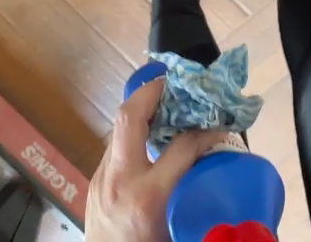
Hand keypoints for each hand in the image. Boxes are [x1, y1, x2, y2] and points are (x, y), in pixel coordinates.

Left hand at [85, 78, 225, 241]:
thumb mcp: (180, 230)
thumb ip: (196, 195)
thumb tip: (217, 163)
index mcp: (147, 200)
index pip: (180, 149)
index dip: (203, 133)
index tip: (217, 125)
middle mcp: (118, 182)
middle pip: (129, 118)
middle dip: (151, 92)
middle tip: (176, 83)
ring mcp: (100, 180)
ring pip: (118, 129)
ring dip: (141, 111)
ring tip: (167, 104)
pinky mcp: (93, 185)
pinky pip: (114, 148)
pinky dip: (132, 135)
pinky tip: (150, 139)